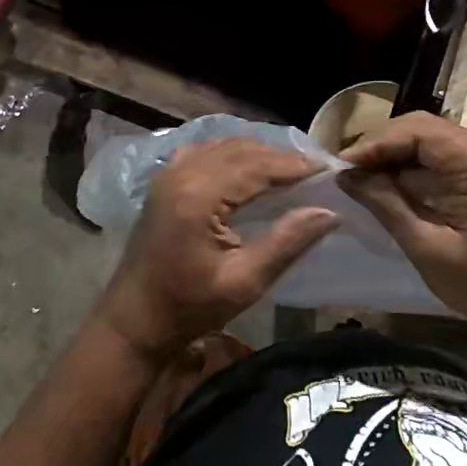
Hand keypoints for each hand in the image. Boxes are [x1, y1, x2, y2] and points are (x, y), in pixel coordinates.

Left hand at [94, 139, 339, 359]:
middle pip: (242, 150)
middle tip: (317, 172)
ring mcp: (169, 173)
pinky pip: (206, 153)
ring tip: (292, 172)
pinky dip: (233, 155)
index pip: (258, 166)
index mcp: (199, 195)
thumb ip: (288, 242)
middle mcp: (182, 173)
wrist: (135, 318)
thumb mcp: (246, 281)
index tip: (330, 170)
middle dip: (281, 158)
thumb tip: (330, 212)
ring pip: (224, 146)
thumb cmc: (190, 306)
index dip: (296, 166)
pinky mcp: (164, 180)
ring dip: (259, 154)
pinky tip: (251, 171)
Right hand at [338, 113, 466, 342]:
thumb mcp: (429, 250)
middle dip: (382, 146)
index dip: (377, 143)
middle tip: (347, 172)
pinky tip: (387, 184)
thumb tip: (347, 177)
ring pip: (432, 140)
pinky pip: (443, 158)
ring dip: (394, 156)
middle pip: (426, 129)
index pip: (422, 131)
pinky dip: (412, 167)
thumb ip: (388, 206)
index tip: (343, 166)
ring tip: (360, 177)